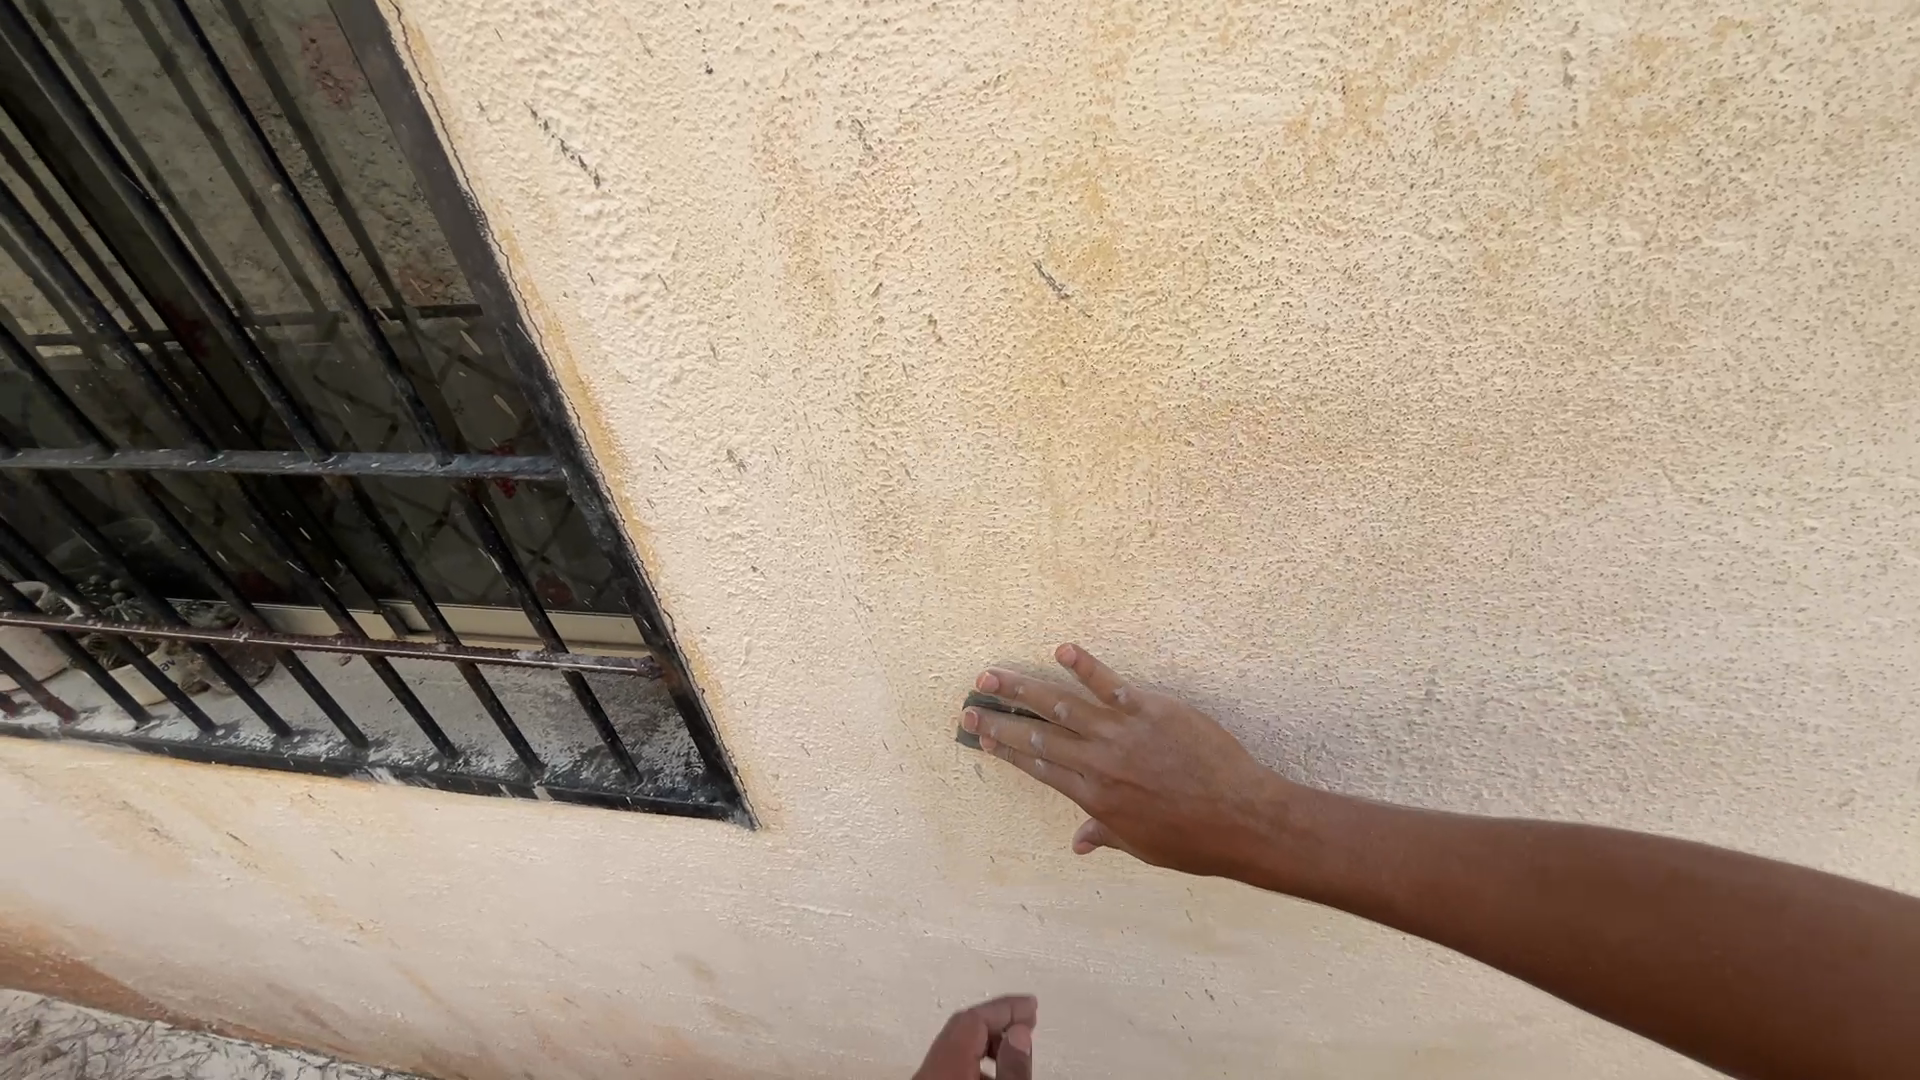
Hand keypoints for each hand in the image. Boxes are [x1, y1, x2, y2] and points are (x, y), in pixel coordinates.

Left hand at [911, 995, 1035, 1079]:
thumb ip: (1011, 1068)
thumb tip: (1020, 1031)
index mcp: (945, 1062)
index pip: (974, 1018)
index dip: (1005, 1007)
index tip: (1031, 1004)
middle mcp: (927, 1069)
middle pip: (961, 1028)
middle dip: (996, 1020)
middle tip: (1026, 1020)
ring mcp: (924, 1078)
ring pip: (954, 1047)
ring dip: (986, 1042)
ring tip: (1015, 1049)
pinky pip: (948, 1064)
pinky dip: (973, 1060)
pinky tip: (993, 1074)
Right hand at [961, 644, 1300, 880]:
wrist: (1244, 819)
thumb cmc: (1195, 840)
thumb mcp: (1142, 846)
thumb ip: (1105, 834)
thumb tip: (1078, 844)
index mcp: (1093, 796)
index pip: (1037, 766)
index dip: (1006, 750)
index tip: (982, 737)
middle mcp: (1097, 762)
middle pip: (1037, 734)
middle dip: (999, 720)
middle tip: (969, 706)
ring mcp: (1121, 733)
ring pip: (1061, 705)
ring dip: (1023, 688)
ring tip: (993, 674)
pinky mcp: (1149, 710)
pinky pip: (1110, 684)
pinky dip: (1085, 666)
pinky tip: (1062, 650)